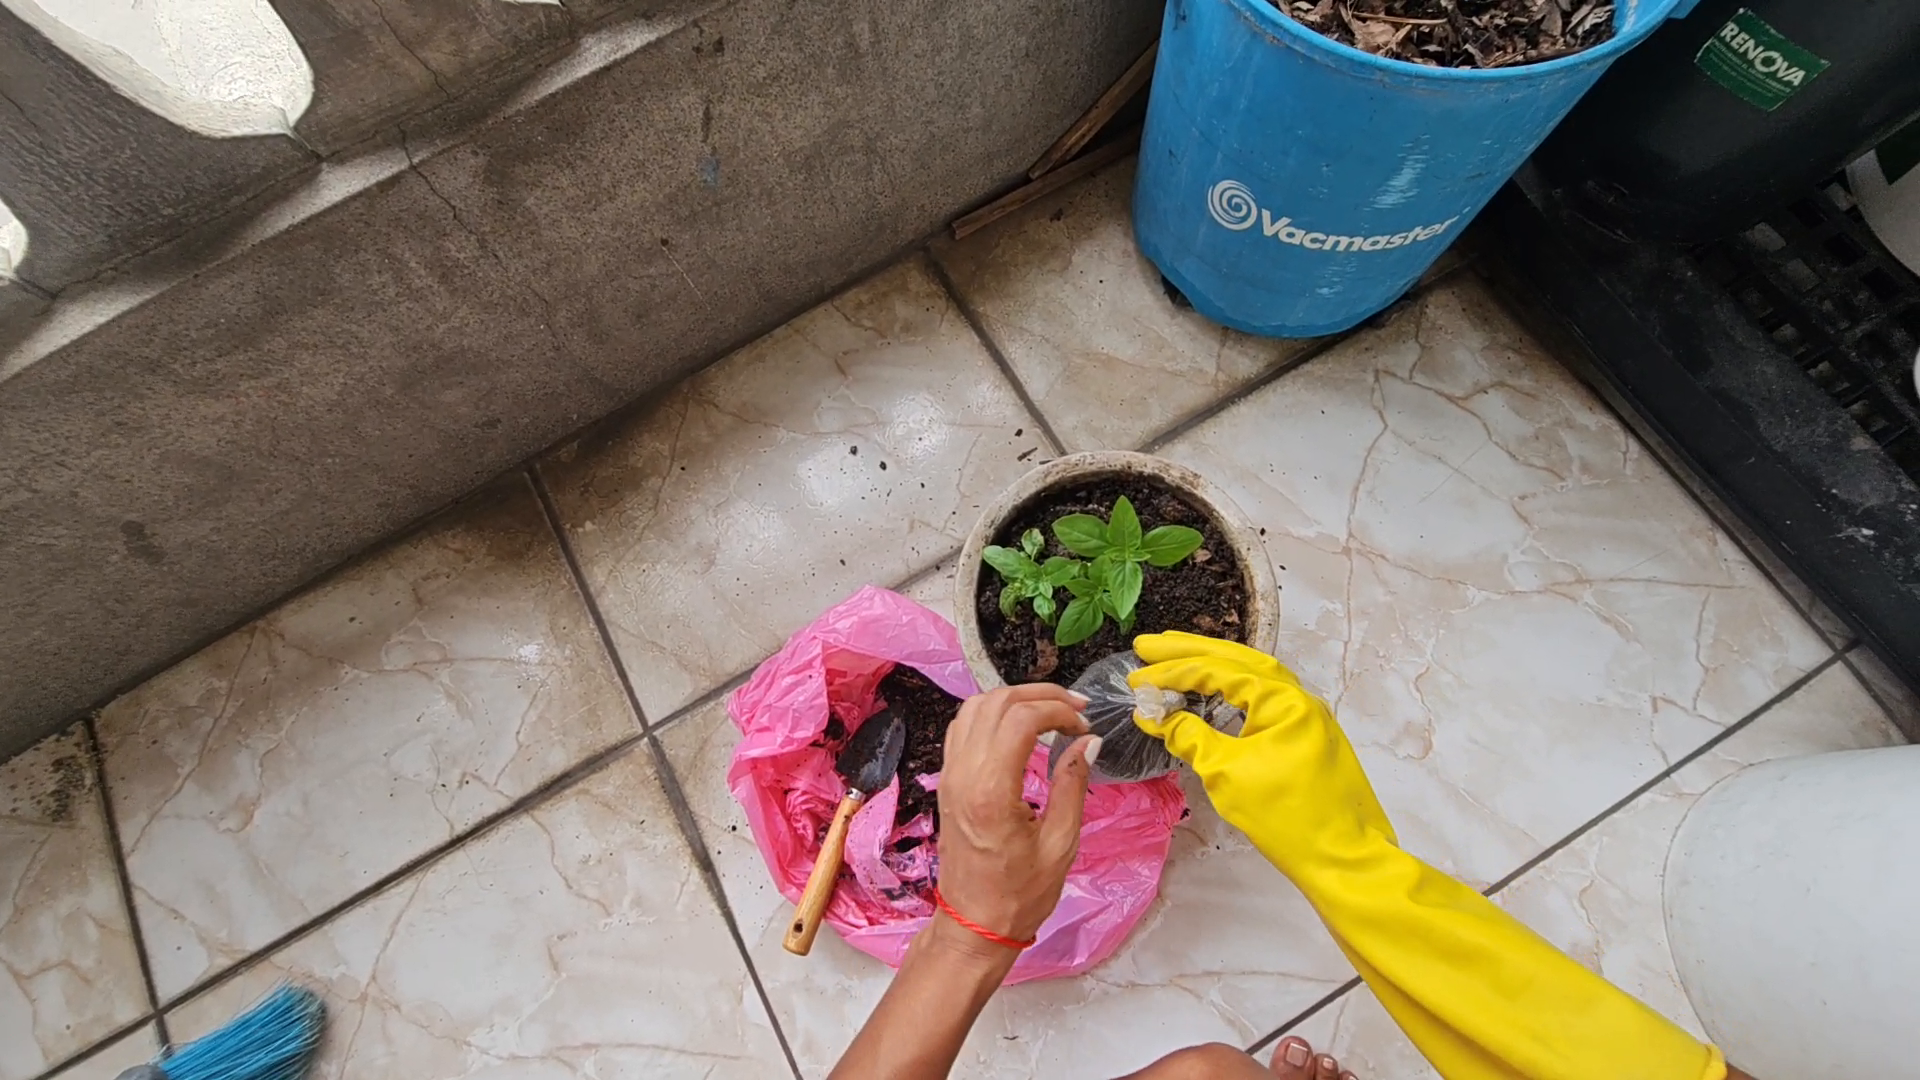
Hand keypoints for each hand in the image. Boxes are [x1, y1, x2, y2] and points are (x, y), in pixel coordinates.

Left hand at [934, 683, 1098, 948]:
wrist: (973, 924)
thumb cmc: (1019, 894)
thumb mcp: (1060, 844)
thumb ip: (1072, 784)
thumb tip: (1089, 741)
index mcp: (991, 790)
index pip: (1021, 719)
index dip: (1057, 710)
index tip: (1084, 725)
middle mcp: (964, 773)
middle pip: (997, 702)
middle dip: (1040, 695)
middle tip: (1074, 707)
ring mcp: (950, 773)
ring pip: (975, 706)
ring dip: (1014, 698)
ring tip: (1049, 710)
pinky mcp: (947, 778)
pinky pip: (963, 725)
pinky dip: (992, 712)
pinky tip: (1018, 724)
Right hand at [1127, 632, 1392, 877]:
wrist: (1347, 862)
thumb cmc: (1287, 817)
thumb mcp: (1227, 774)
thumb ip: (1188, 737)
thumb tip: (1152, 713)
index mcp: (1282, 699)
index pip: (1217, 672)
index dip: (1171, 673)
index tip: (1136, 680)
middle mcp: (1297, 696)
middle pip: (1236, 659)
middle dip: (1188, 650)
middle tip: (1146, 645)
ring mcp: (1304, 714)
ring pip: (1250, 674)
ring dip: (1209, 662)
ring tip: (1172, 655)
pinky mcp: (1303, 734)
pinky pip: (1259, 695)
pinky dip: (1228, 684)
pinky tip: (1209, 688)